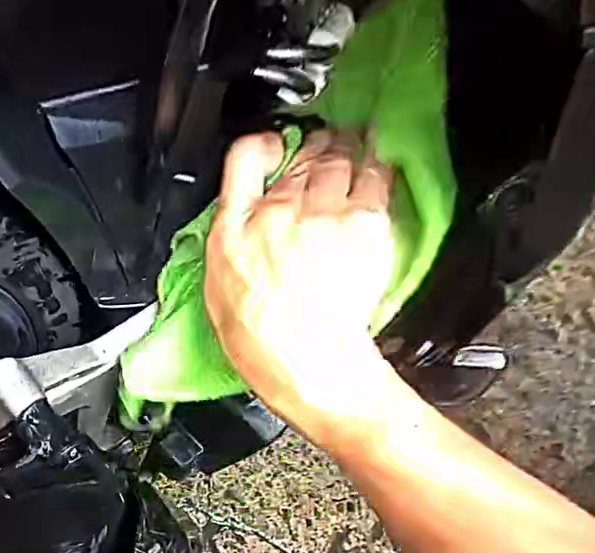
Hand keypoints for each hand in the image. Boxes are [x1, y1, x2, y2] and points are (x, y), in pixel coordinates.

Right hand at [204, 130, 419, 451]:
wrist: (307, 363)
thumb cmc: (261, 341)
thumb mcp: (218, 294)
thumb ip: (231, 245)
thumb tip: (242, 221)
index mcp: (235, 231)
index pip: (244, 158)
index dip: (263, 147)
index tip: (275, 150)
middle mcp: (279, 214)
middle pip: (302, 155)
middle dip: (313, 152)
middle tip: (320, 155)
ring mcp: (324, 214)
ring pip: (340, 158)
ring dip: (345, 154)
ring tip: (349, 158)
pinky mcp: (364, 223)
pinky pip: (375, 176)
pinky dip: (374, 169)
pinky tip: (373, 173)